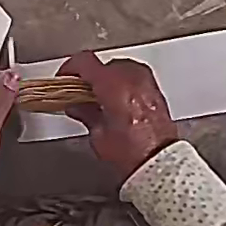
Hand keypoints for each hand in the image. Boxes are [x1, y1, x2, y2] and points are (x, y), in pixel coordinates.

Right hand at [60, 52, 178, 179]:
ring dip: (109, 78)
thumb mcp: (98, 135)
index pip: (86, 62)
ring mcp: (146, 83)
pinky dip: (124, 82)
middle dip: (90, 76)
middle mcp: (132, 79)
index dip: (71, 67)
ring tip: (99, 96)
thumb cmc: (133, 153)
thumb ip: (85, 114)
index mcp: (113, 86)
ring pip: (121, 68)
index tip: (65, 76)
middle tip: (80, 91)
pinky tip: (118, 99)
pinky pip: (136, 77)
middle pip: (104, 64)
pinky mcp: (156, 91)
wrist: (159, 164)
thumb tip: (77, 106)